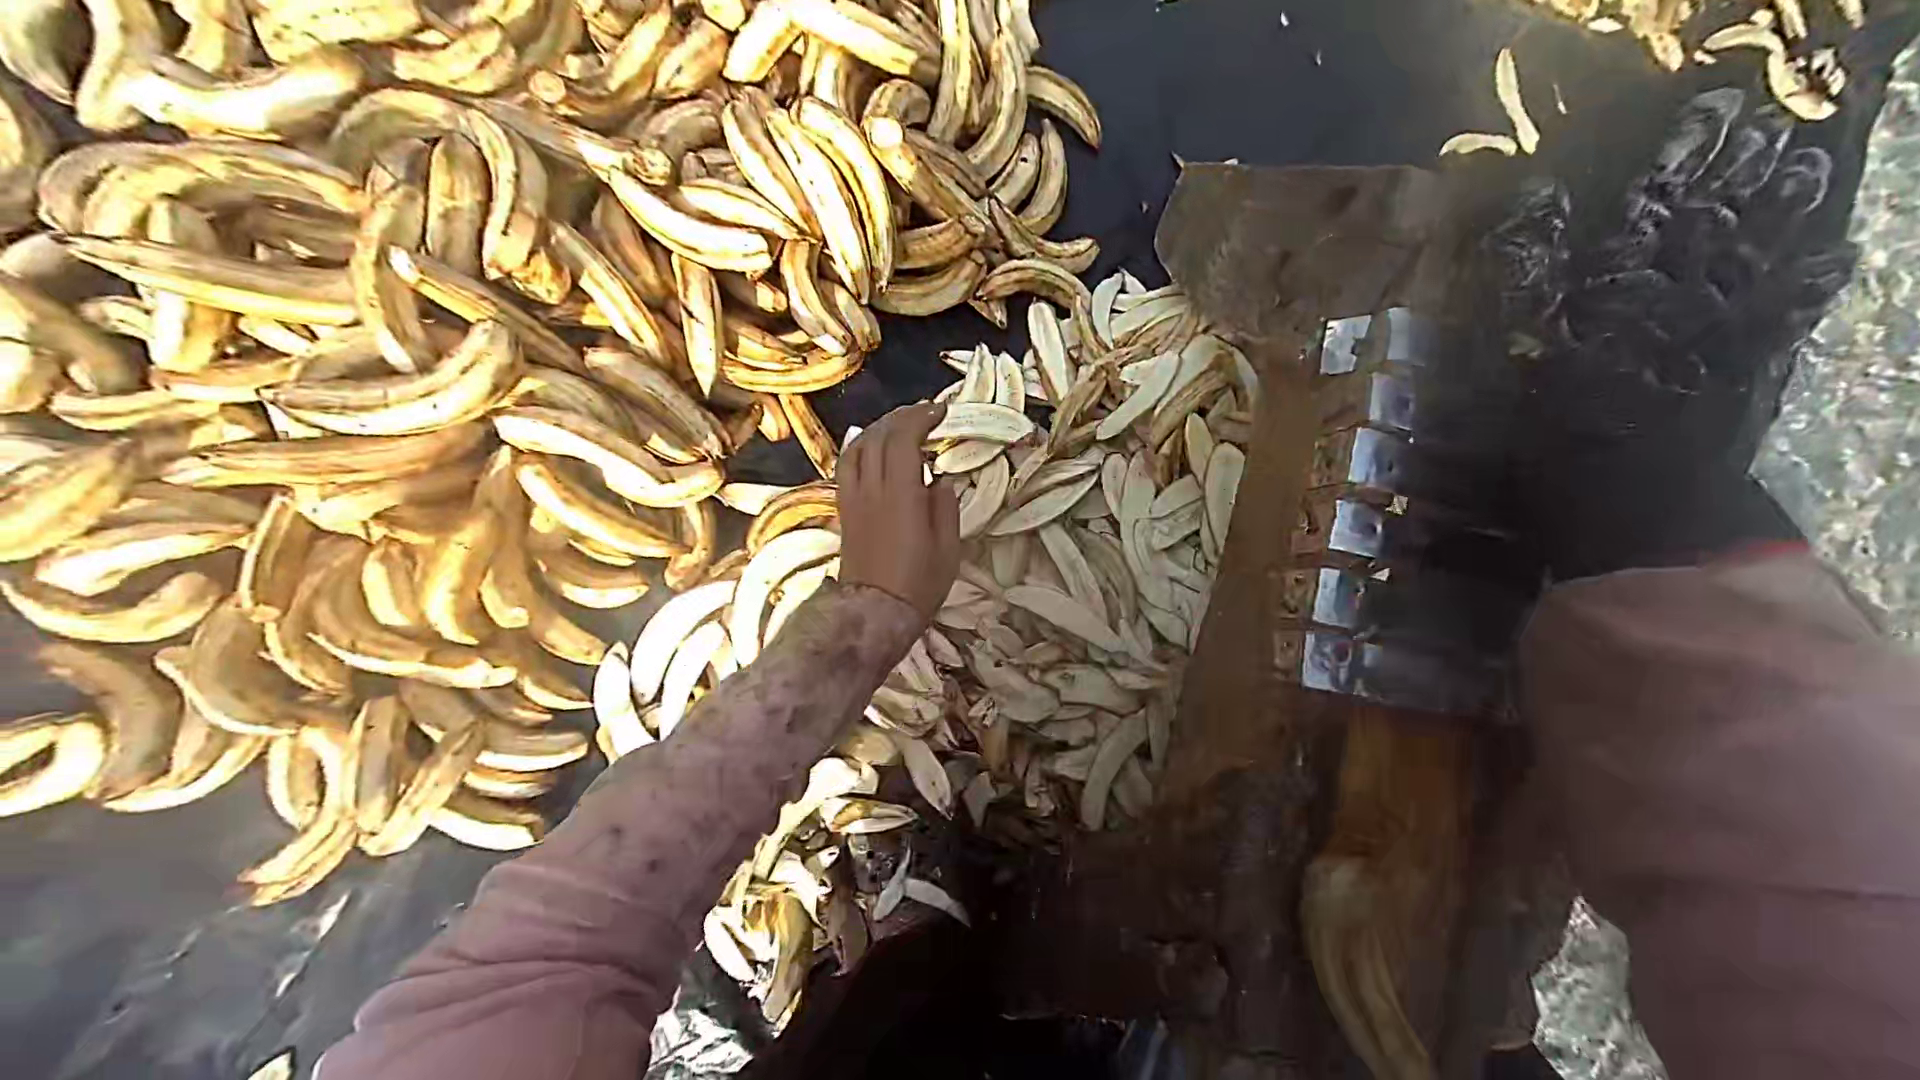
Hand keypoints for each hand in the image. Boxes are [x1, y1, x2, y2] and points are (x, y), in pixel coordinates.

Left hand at [837, 403, 958, 621]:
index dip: (920, 418)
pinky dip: (859, 447)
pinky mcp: (845, 510)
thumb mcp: (948, 547)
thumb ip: (945, 506)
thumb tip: (939, 479)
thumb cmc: (919, 583)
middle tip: (924, 413)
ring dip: (878, 428)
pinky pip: (846, 466)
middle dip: (901, 417)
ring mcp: (853, 498)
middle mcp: (871, 489)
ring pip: (857, 447)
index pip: (903, 439)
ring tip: (897, 424)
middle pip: (878, 437)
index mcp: (900, 495)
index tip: (939, 411)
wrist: (876, 612)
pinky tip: (869, 446)